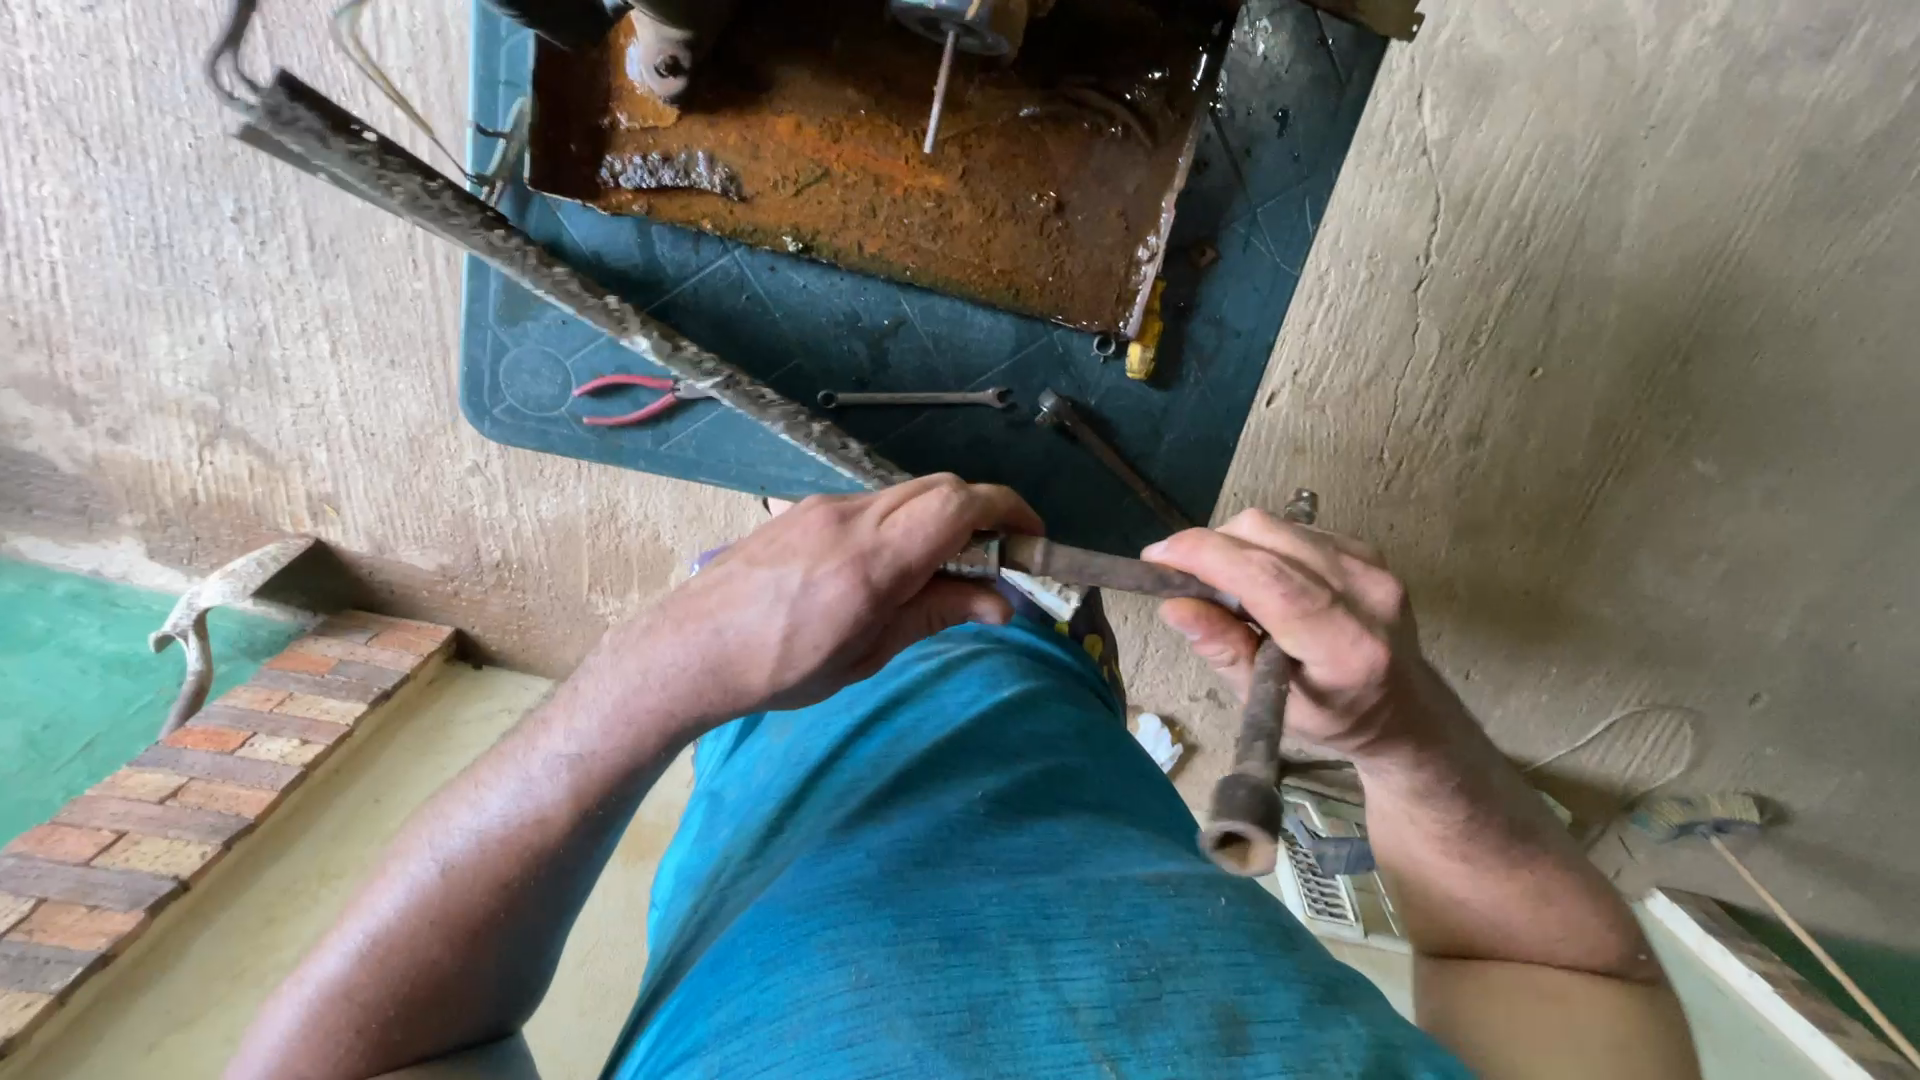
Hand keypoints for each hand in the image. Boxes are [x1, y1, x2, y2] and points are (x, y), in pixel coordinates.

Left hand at [604, 475, 1041, 726]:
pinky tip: (893, 565)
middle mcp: (851, 516)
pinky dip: (905, 522)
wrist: (686, 650)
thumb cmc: (778, 670)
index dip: (1009, 511)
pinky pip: (875, 502)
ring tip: (945, 569)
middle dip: (984, 513)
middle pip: (942, 486)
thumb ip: (935, 614)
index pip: (960, 504)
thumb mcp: (866, 654)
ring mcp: (824, 506)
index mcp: (872, 561)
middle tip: (998, 559)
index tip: (1033, 539)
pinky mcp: (805, 508)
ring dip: (943, 518)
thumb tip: (1002, 602)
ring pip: (909, 492)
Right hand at [1142, 508, 1457, 759]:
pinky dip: (1257, 545)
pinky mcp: (1364, 548)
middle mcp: (1365, 592)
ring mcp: (1370, 564)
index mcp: (1344, 644)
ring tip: (1220, 583)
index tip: (1156, 558)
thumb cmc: (1333, 716)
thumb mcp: (1268, 701)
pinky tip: (1256, 578)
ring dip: (1230, 544)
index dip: (1207, 557)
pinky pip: (1291, 528)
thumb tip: (1172, 606)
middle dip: (1208, 545)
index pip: (1269, 579)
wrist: (1406, 708)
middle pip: (1266, 535)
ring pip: (1274, 524)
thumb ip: (1223, 649)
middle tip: (1178, 574)